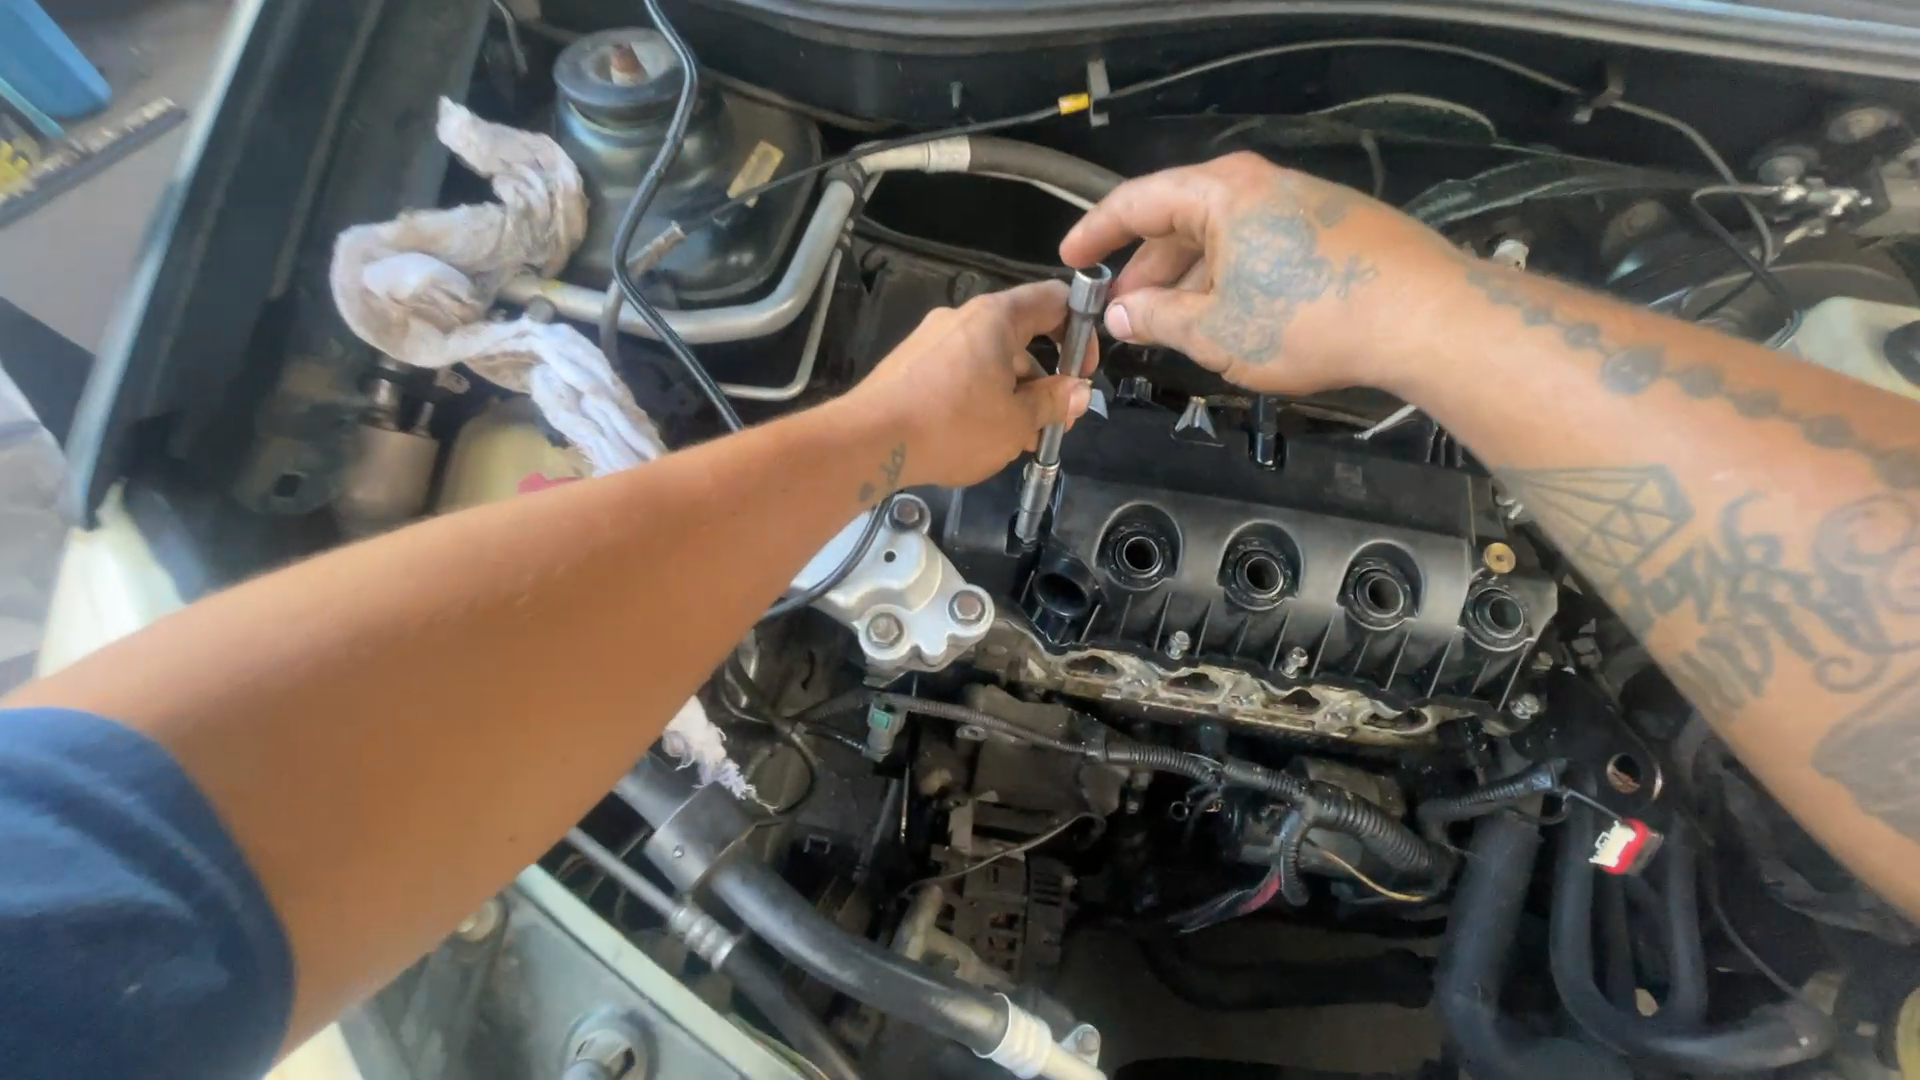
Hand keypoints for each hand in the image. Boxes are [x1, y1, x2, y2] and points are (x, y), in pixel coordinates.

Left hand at [845, 280, 1095, 488]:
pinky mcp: (910, 365)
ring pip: (989, 361)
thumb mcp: (1017, 422)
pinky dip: (979, 398)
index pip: (1054, 300)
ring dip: (1012, 395)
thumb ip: (1053, 402)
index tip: (1083, 373)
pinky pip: (959, 374)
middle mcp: (963, 317)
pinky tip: (980, 436)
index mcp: (996, 318)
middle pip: (1021, 337)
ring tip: (1017, 441)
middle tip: (1052, 422)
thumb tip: (1079, 391)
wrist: (870, 441)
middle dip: (1043, 380)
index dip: (1081, 331)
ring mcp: (932, 340)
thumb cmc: (954, 426)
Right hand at [1058, 152, 1459, 395]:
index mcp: (1221, 194)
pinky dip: (1223, 283)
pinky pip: (1251, 251)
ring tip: (1167, 328)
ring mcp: (1295, 205)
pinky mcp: (1324, 230)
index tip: (1070, 260)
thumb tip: (1121, 315)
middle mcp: (1257, 186)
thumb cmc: (1308, 320)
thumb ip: (1156, 319)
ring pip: (1216, 242)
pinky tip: (1220, 320)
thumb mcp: (1213, 331)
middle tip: (1121, 316)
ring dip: (1183, 284)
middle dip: (1143, 272)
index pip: (1135, 202)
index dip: (1095, 234)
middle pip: (1176, 223)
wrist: (1424, 319)